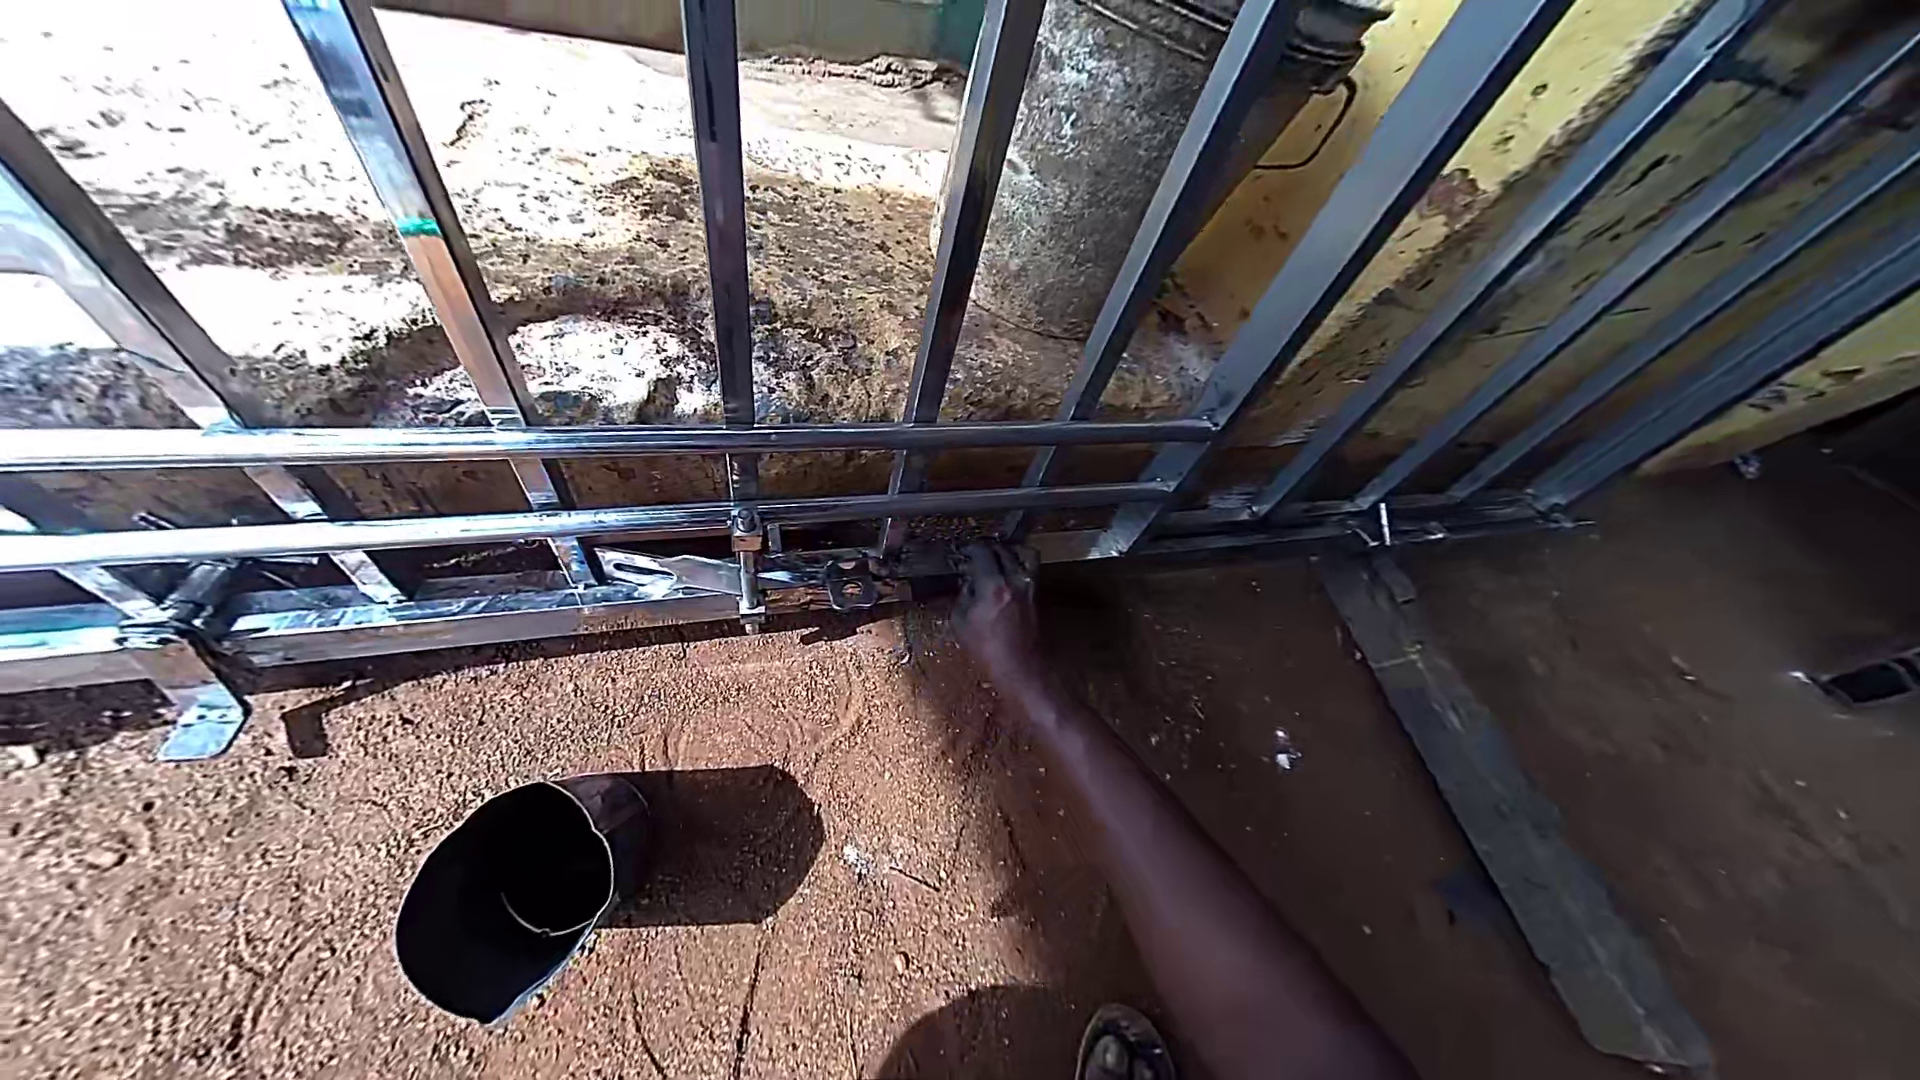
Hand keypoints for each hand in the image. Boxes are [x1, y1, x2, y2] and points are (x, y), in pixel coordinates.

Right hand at [953, 541, 1042, 689]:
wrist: (1020, 668)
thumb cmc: (988, 650)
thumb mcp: (960, 623)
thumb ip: (962, 595)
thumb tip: (967, 583)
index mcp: (993, 585)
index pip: (982, 552)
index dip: (970, 548)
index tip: (963, 551)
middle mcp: (1015, 580)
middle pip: (1003, 549)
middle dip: (988, 548)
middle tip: (976, 554)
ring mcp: (1029, 587)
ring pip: (1022, 555)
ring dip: (1007, 552)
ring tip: (994, 559)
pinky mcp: (1035, 596)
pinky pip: (1028, 569)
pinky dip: (1017, 565)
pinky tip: (1005, 575)